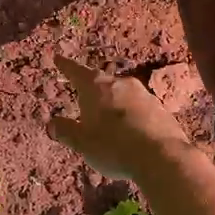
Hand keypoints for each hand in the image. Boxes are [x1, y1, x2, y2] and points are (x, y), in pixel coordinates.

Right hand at [47, 51, 194, 183]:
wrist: (162, 156)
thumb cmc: (113, 146)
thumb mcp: (82, 142)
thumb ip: (66, 131)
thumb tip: (51, 123)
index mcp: (95, 86)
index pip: (75, 71)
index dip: (65, 66)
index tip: (58, 58)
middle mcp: (119, 82)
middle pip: (101, 81)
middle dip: (92, 88)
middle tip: (84, 96)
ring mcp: (143, 94)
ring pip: (122, 94)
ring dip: (114, 103)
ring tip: (109, 120)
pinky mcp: (161, 109)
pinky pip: (140, 108)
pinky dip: (132, 116)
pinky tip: (132, 132)